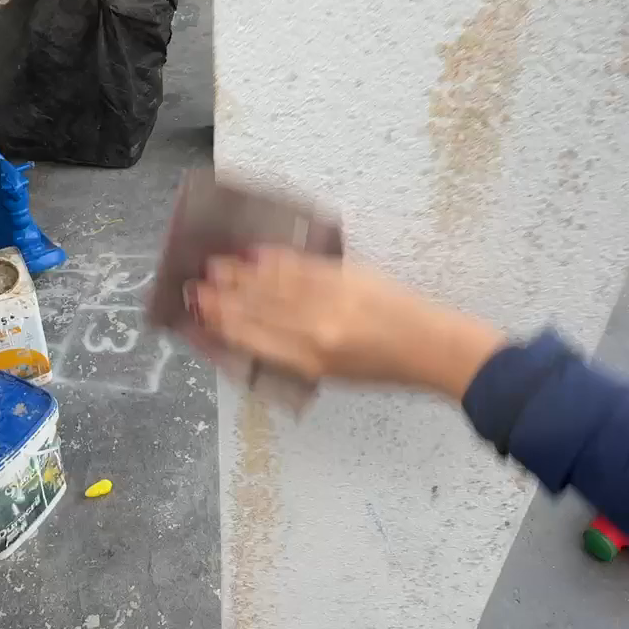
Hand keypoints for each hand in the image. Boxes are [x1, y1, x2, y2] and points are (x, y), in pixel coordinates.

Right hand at [185, 248, 506, 400]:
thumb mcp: (335, 375)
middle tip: (196, 283)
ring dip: (241, 274)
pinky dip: (276, 259)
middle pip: (257, 309)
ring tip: (216, 263)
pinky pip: (303, 267)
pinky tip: (256, 254)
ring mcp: (331, 302)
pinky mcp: (348, 278)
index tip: (199, 312)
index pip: (253, 339)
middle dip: (223, 296)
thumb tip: (258, 332)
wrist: (433, 347)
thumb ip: (295, 354)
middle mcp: (314, 332)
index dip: (222, 323)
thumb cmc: (385, 368)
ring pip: (274, 285)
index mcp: (309, 362)